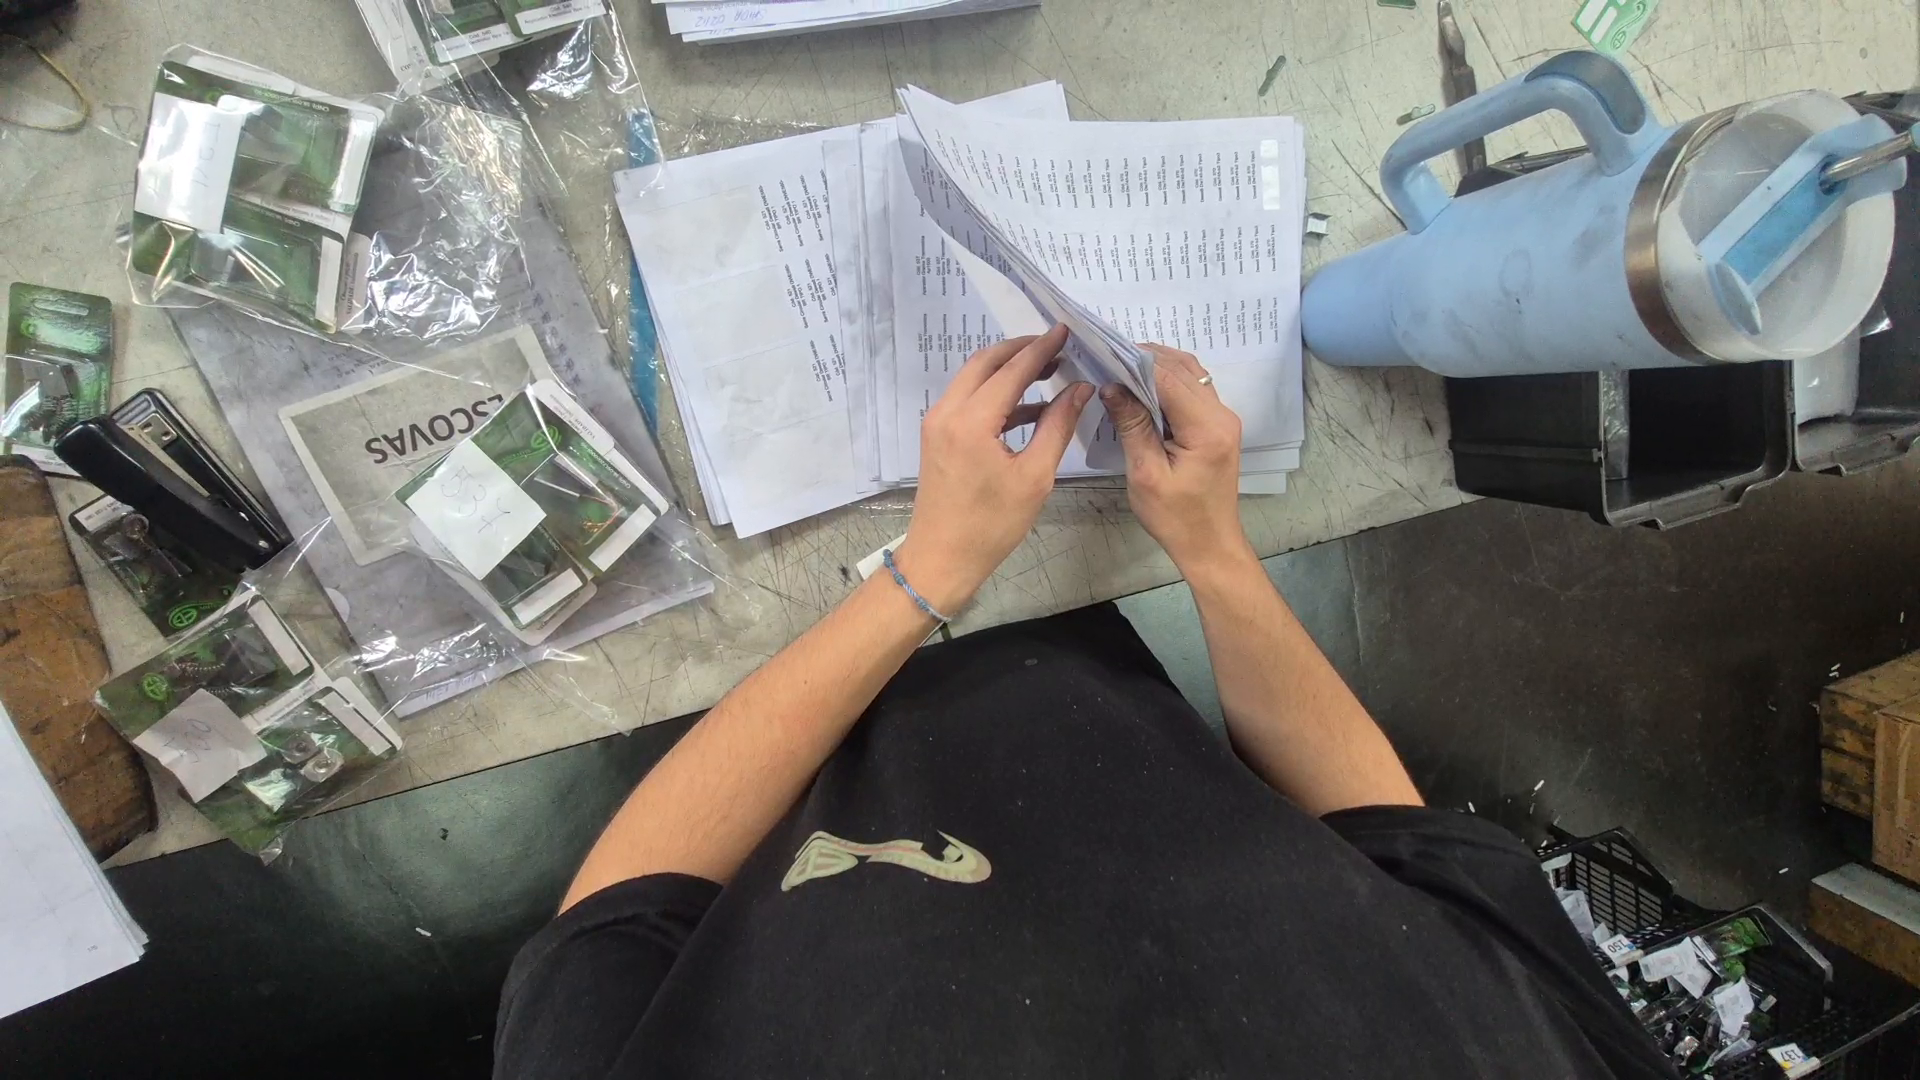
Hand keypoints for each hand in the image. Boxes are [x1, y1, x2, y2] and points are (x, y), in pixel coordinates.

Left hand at [895, 325, 1093, 613]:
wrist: (942, 559)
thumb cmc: (991, 525)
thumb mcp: (1034, 476)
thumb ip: (1058, 426)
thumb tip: (1079, 388)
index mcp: (971, 421)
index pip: (1011, 370)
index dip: (1042, 348)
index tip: (1066, 330)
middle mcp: (947, 412)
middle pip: (986, 362)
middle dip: (1022, 350)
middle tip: (1058, 347)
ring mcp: (937, 423)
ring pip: (974, 379)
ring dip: (1008, 371)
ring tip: (1049, 371)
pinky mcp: (937, 436)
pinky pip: (968, 401)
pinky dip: (997, 396)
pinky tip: (1030, 407)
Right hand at [1102, 344, 1253, 576]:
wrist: (1209, 544)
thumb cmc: (1175, 517)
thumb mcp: (1145, 474)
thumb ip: (1132, 426)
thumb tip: (1111, 387)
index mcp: (1206, 428)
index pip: (1169, 378)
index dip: (1136, 363)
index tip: (1104, 354)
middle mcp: (1221, 415)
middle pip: (1183, 369)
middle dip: (1145, 358)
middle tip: (1107, 356)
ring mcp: (1223, 419)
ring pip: (1190, 374)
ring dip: (1157, 367)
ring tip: (1120, 367)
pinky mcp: (1216, 426)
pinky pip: (1192, 390)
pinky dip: (1167, 382)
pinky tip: (1141, 388)